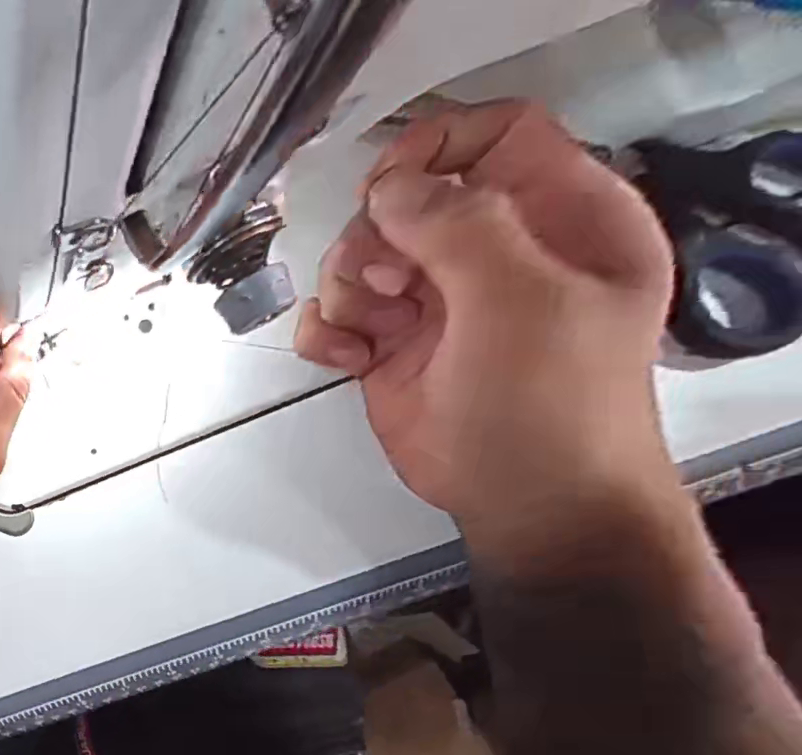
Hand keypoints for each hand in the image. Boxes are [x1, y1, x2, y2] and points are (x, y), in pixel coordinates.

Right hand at [294, 101, 682, 566]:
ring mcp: (429, 302)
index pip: (493, 137)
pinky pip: (329, 318)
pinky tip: (349, 362)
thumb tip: (390, 186)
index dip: (433, 149)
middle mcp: (486, 252)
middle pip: (399, 205)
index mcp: (554, 218)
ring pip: (353, 262)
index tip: (383, 191)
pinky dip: (324, 337)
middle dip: (371, 244)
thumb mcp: (519, 301)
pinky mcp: (383, 345)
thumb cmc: (546, 401)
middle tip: (388, 291)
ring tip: (374, 337)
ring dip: (344, 297)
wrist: (518, 492)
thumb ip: (460, 229)